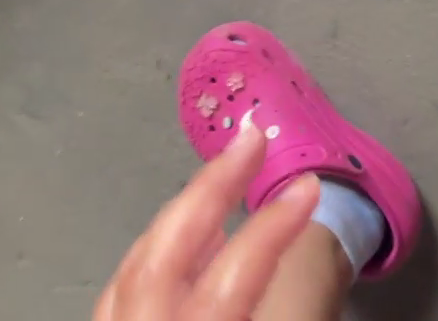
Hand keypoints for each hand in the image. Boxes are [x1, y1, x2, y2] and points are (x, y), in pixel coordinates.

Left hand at [94, 125, 319, 320]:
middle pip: (161, 256)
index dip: (271, 228)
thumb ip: (299, 299)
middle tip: (253, 138)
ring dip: (181, 217)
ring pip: (130, 273)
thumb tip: (318, 252)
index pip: (229, 278)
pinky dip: (154, 260)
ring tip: (226, 180)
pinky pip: (119, 300)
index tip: (309, 186)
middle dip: (210, 188)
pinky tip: (188, 253)